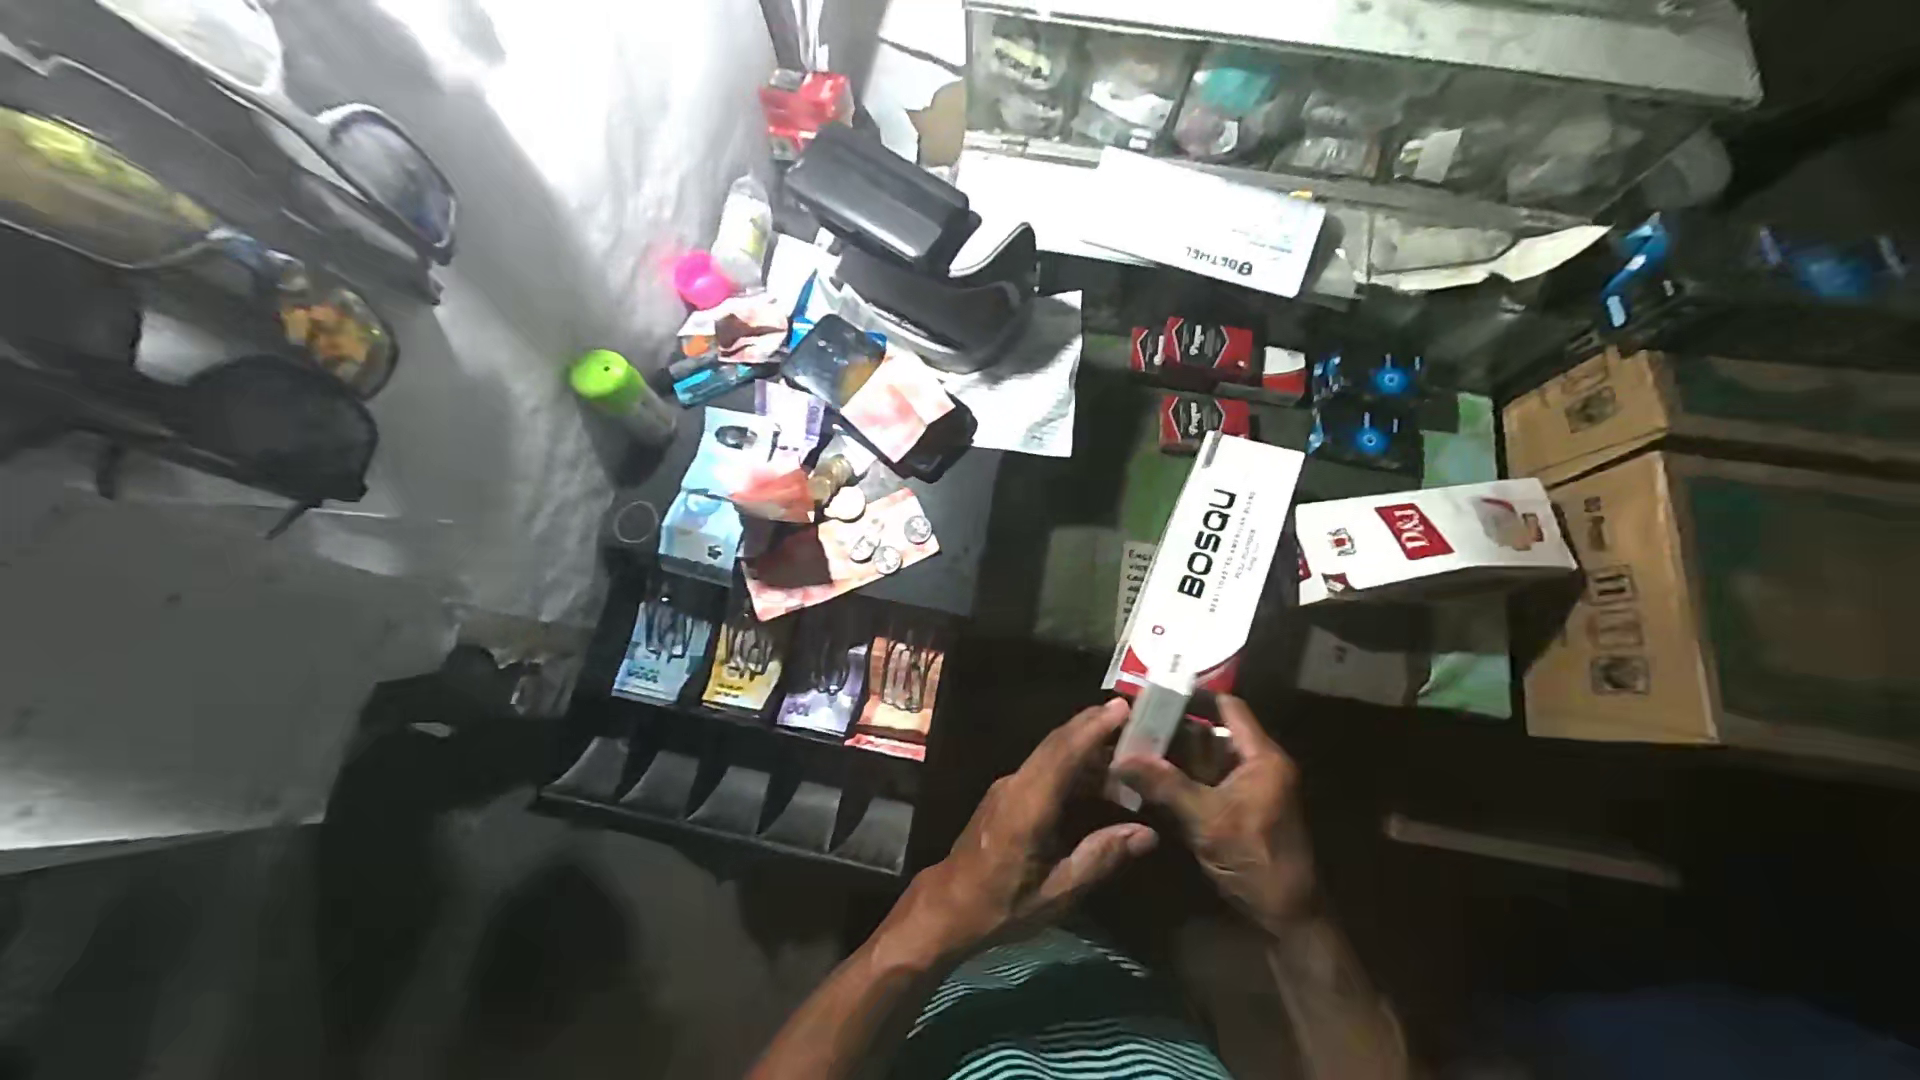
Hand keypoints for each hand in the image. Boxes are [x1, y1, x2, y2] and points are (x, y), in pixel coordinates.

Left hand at [874, 698, 1157, 969]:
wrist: (949, 904)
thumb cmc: (1002, 905)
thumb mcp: (1057, 892)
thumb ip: (1100, 858)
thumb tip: (1146, 833)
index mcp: (1027, 805)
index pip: (1063, 753)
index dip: (1093, 728)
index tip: (1121, 707)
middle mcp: (1015, 785)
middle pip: (1056, 744)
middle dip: (1092, 724)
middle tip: (1130, 713)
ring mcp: (1008, 786)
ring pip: (1049, 753)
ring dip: (1083, 743)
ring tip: (1123, 742)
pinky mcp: (1006, 793)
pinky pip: (1043, 766)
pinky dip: (1071, 760)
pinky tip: (1095, 773)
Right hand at [1113, 695, 1316, 935]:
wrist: (1286, 918)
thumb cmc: (1257, 861)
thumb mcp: (1208, 820)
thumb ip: (1165, 785)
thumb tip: (1121, 758)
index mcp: (1261, 757)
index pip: (1228, 708)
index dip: (1195, 696)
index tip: (1156, 692)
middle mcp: (1253, 765)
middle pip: (1209, 732)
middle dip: (1172, 727)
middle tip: (1133, 720)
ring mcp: (1242, 788)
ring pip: (1201, 758)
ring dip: (1170, 754)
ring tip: (1132, 744)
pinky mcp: (1231, 808)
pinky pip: (1200, 781)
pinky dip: (1175, 778)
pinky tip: (1144, 776)